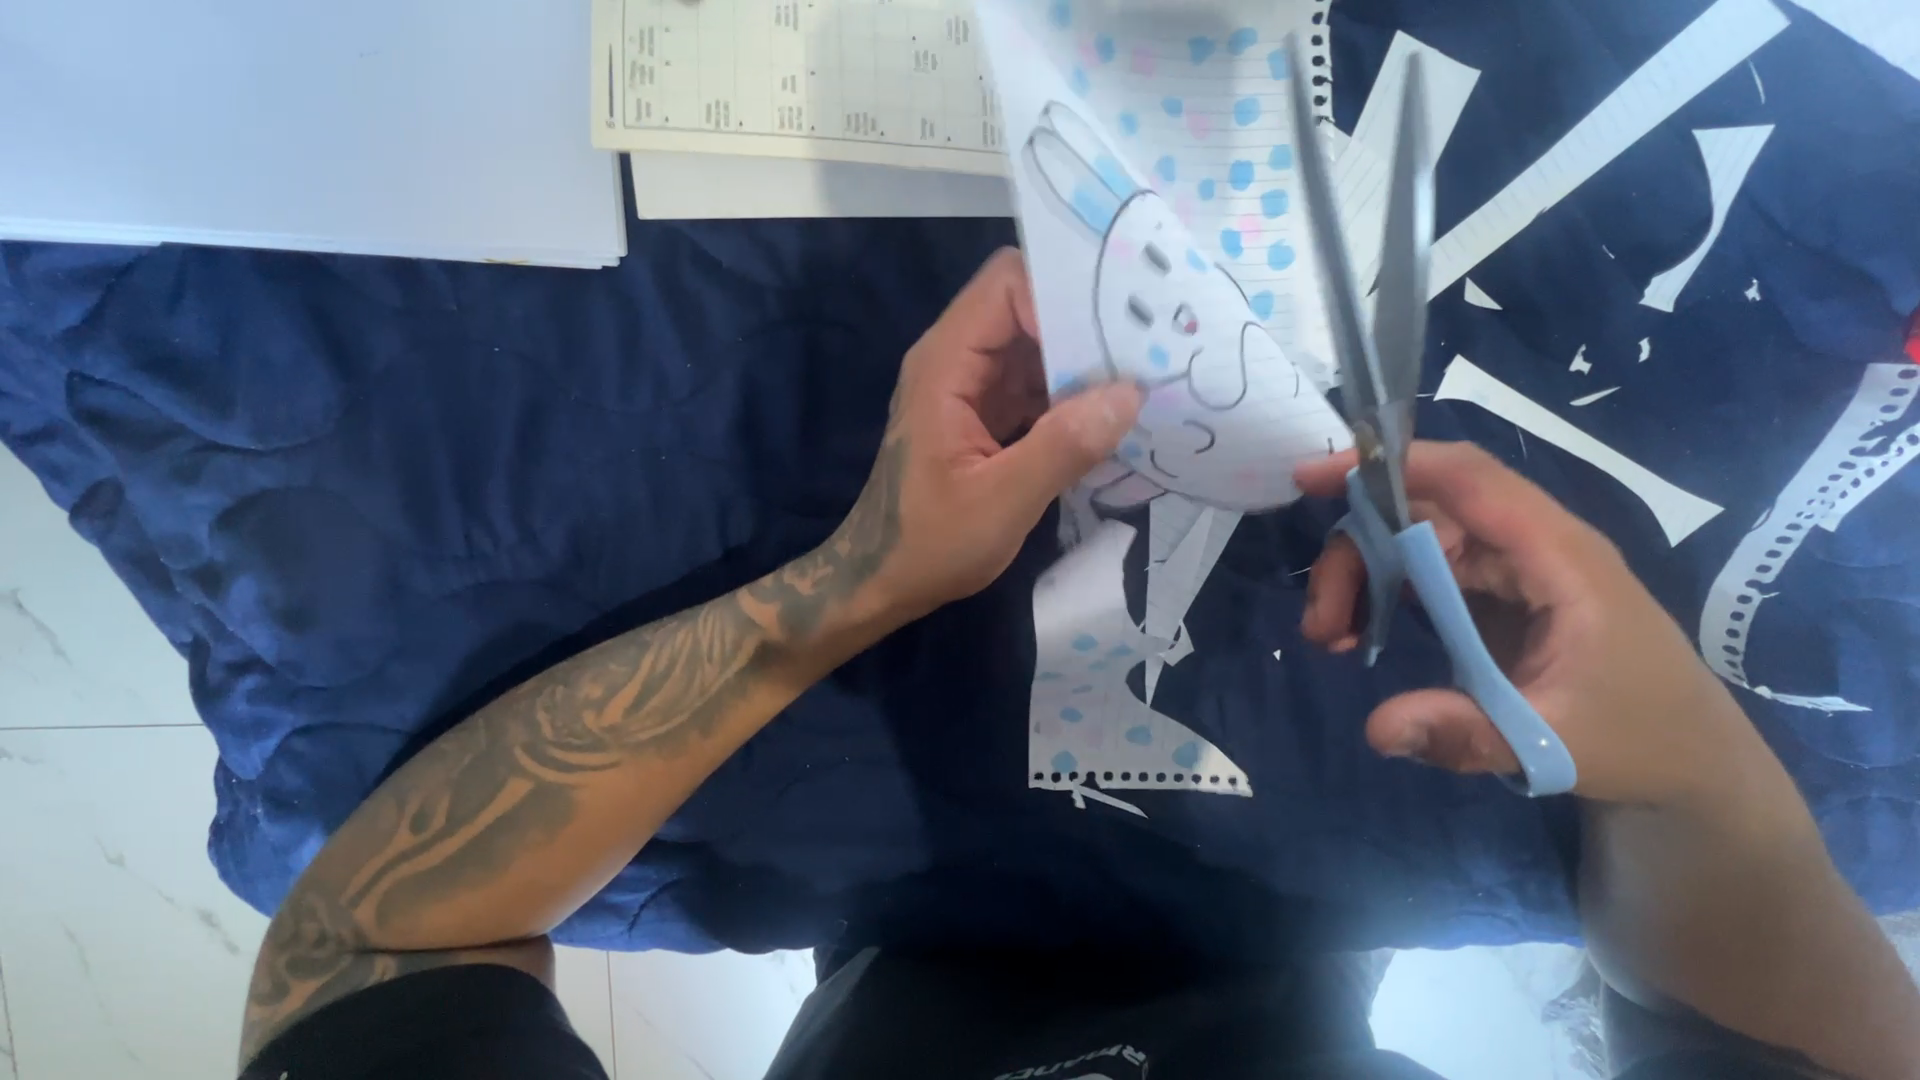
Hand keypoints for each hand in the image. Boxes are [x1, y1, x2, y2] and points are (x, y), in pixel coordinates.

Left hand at [851, 248, 1141, 620]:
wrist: (883, 580)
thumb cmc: (928, 545)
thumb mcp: (1000, 503)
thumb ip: (1062, 448)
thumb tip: (1129, 394)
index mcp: (944, 365)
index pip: (1006, 285)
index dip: (1060, 296)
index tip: (1110, 338)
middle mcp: (954, 362)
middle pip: (1024, 308)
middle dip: (1082, 324)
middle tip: (1144, 352)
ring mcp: (968, 388)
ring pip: (1033, 347)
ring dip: (1082, 363)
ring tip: (1140, 381)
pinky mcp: (982, 416)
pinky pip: (1032, 385)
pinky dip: (1068, 396)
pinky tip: (1108, 418)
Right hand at [1294, 441, 1763, 806]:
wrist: (1694, 765)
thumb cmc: (1642, 741)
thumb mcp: (1555, 746)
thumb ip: (1466, 734)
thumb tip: (1376, 729)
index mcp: (1559, 558)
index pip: (1470, 480)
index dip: (1394, 466)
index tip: (1314, 477)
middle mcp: (1529, 548)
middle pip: (1421, 513)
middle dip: (1356, 553)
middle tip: (1318, 623)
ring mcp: (1509, 568)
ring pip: (1412, 540)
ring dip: (1359, 576)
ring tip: (1330, 638)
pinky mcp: (1493, 592)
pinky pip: (1420, 570)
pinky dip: (1376, 593)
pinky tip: (1355, 636)